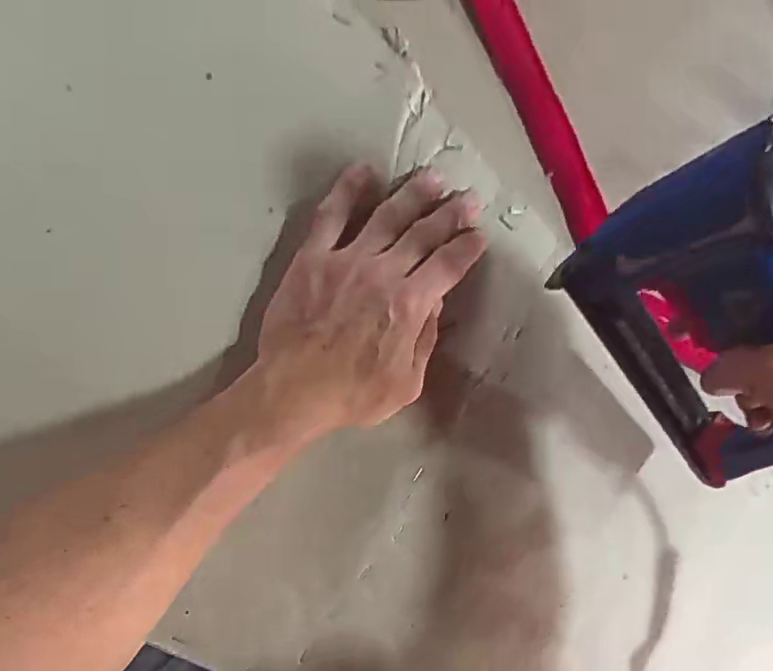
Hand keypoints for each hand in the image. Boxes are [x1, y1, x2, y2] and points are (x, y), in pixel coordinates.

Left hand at [241, 163, 487, 443]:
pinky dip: (348, 189)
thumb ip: (423, 341)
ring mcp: (346, 260)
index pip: (449, 264)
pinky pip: (331, 215)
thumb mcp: (406, 384)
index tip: (479, 237)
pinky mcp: (312, 258)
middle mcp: (384, 272)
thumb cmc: (351, 397)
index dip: (468, 247)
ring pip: (387, 215)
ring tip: (431, 179)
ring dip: (413, 193)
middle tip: (468, 198)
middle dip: (452, 213)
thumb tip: (434, 305)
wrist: (293, 392)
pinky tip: (363, 172)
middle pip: (425, 232)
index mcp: (410, 304)